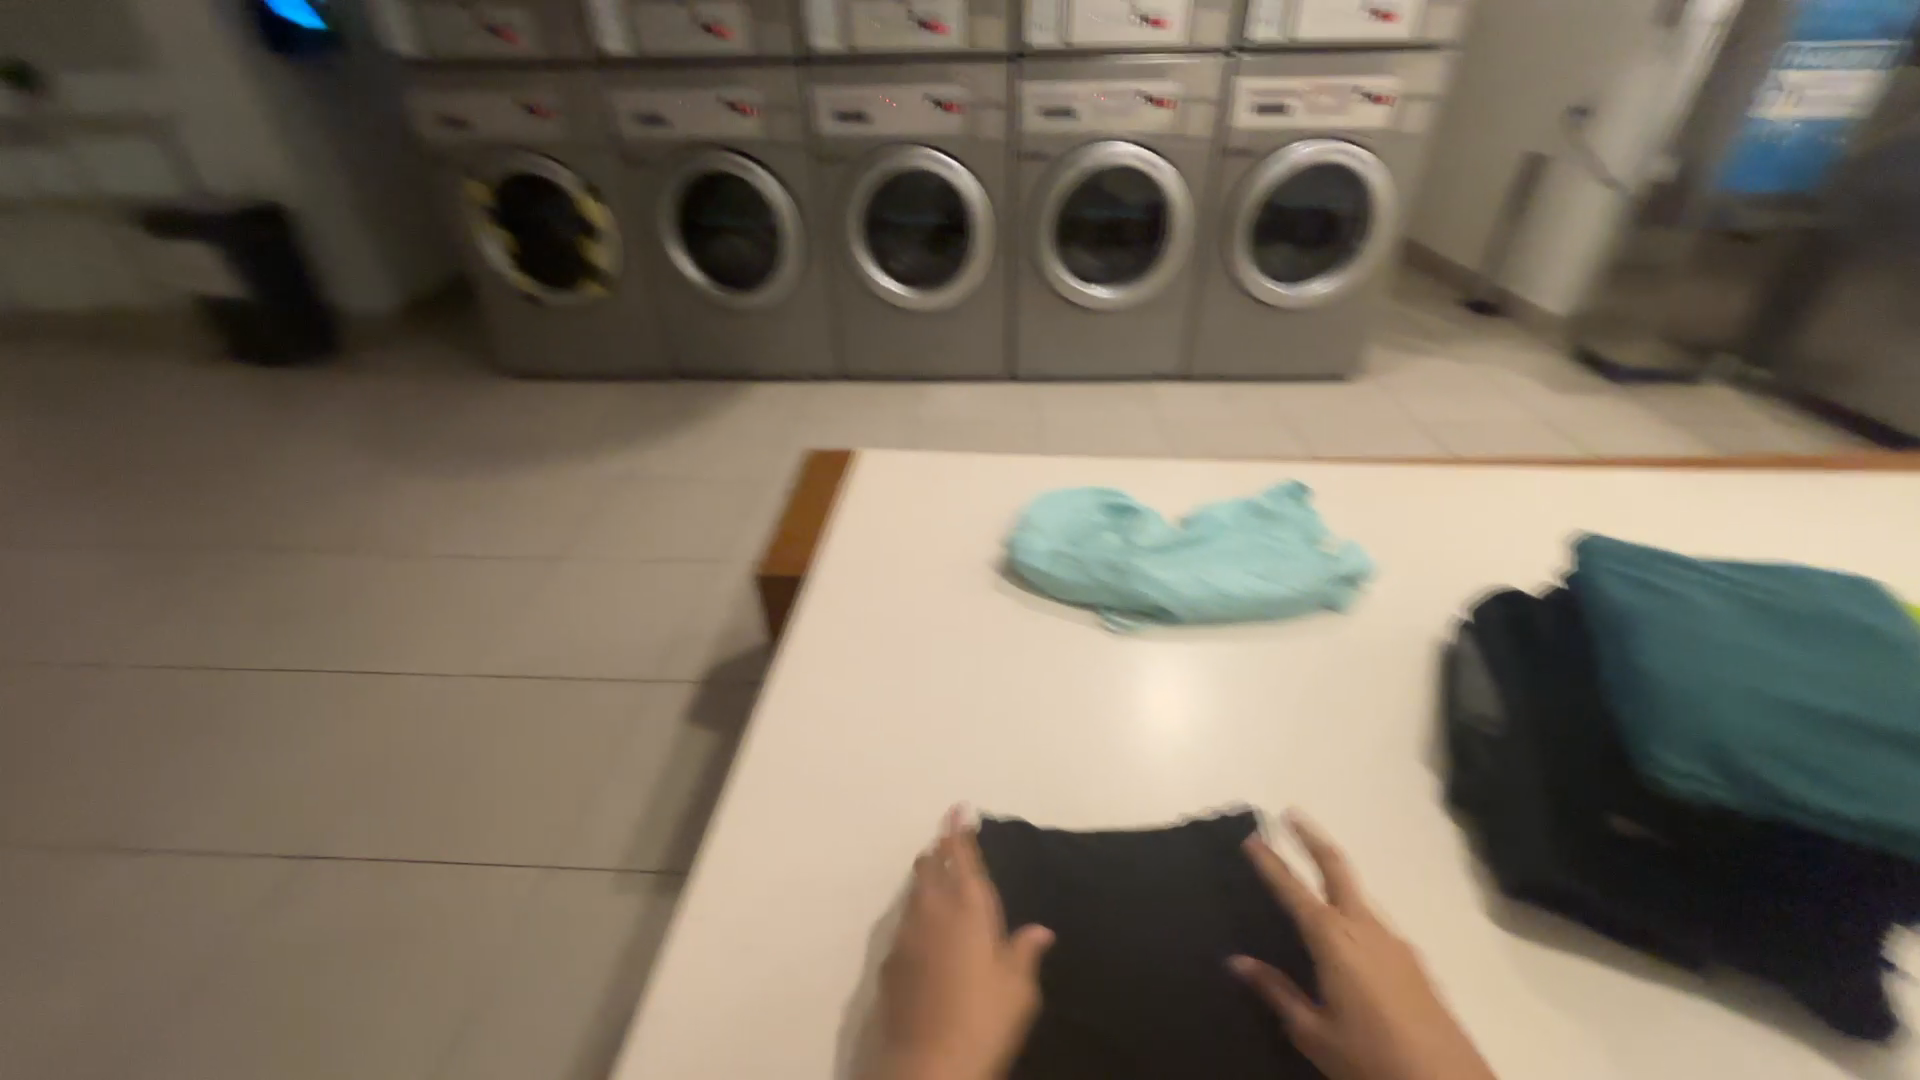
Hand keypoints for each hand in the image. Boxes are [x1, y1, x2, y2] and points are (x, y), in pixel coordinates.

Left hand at [876, 808, 1054, 1079]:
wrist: (926, 1063)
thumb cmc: (983, 1021)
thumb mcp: (1018, 991)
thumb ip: (1025, 953)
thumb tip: (1040, 930)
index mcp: (969, 911)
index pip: (962, 859)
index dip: (958, 832)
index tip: (957, 809)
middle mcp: (934, 912)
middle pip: (931, 867)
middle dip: (938, 849)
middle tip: (945, 838)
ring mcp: (908, 935)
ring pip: (914, 892)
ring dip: (924, 877)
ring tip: (933, 871)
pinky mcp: (891, 961)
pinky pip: (904, 923)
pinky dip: (914, 913)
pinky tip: (921, 927)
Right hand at [1230, 812, 1496, 1079]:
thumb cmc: (1373, 1060)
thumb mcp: (1314, 1033)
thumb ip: (1276, 991)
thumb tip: (1236, 961)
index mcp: (1333, 940)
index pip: (1292, 890)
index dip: (1270, 862)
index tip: (1252, 838)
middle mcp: (1364, 929)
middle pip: (1337, 868)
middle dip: (1312, 838)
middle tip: (1291, 815)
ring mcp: (1395, 943)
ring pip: (1358, 895)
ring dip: (1334, 877)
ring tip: (1311, 878)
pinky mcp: (1415, 964)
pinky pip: (1374, 924)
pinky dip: (1353, 911)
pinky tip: (1347, 936)